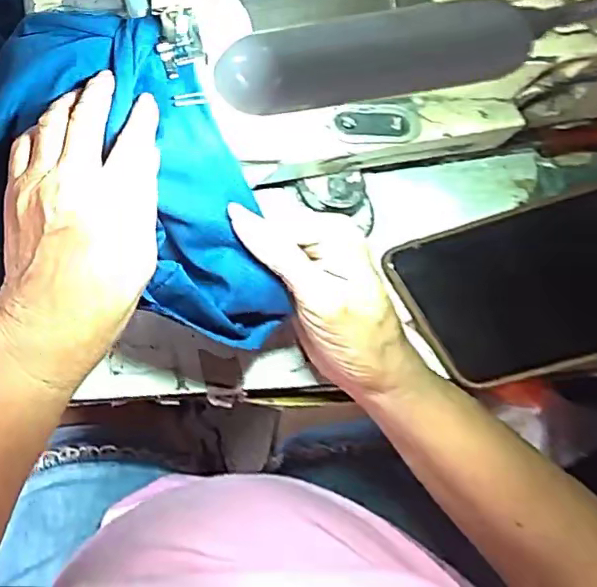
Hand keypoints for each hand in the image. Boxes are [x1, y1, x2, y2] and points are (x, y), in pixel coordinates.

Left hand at [0, 71, 160, 393]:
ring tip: (77, 93)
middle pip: (83, 118)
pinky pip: (22, 143)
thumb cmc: (98, 299)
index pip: (130, 140)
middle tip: (107, 79)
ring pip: (49, 123)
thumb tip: (143, 156)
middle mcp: (67, 182)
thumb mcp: (140, 253)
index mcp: (106, 200)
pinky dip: (37, 127)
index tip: (145, 104)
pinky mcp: (13, 192)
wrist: (43, 323)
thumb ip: (141, 197)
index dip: (141, 116)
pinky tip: (45, 126)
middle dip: (98, 92)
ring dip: (65, 102)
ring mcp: (34, 184)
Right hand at [230, 203, 430, 398]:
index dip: (245, 234)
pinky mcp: (295, 276)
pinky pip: (263, 263)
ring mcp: (308, 257)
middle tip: (223, 265)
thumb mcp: (318, 294)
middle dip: (243, 246)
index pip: (272, 221)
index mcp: (332, 231)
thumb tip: (237, 215)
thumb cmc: (359, 341)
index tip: (220, 250)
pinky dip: (249, 272)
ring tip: (227, 272)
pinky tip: (239, 280)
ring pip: (260, 246)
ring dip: (242, 259)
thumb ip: (277, 252)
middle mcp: (320, 236)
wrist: (376, 381)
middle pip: (265, 230)